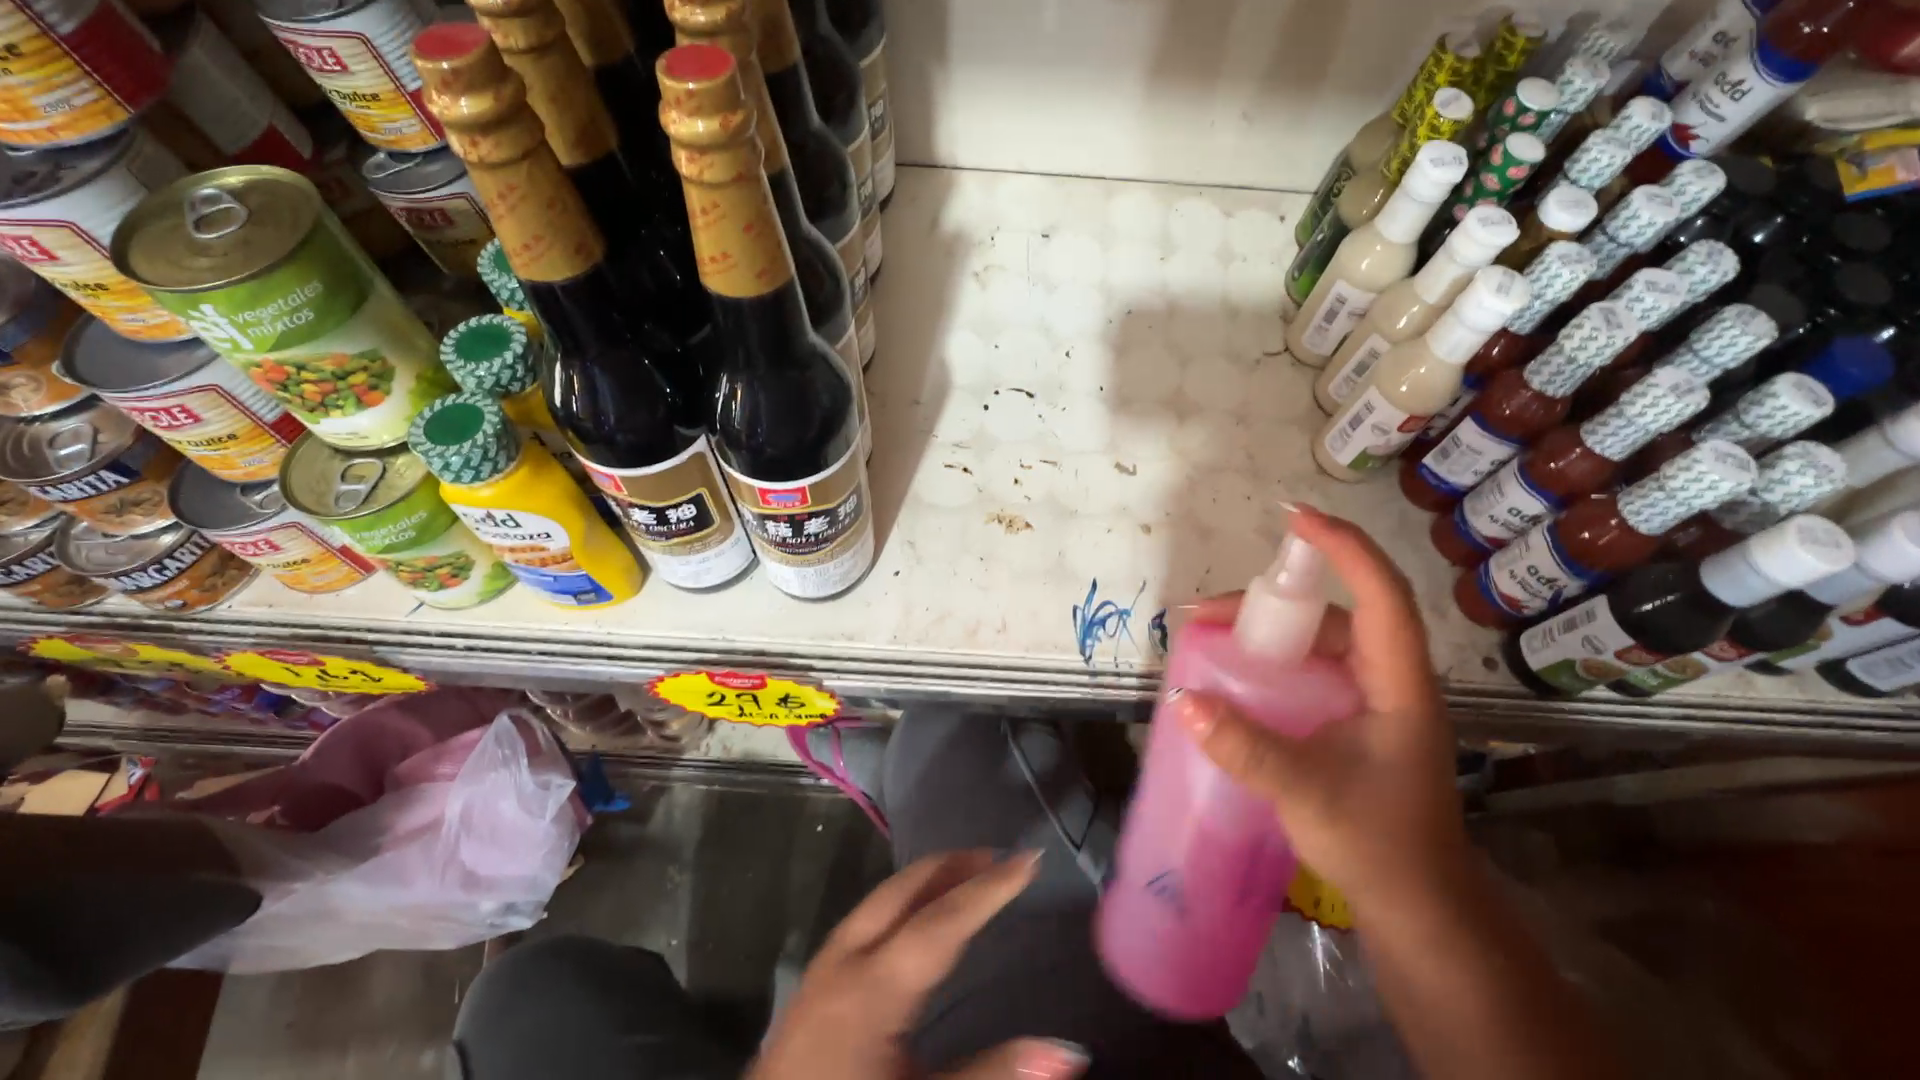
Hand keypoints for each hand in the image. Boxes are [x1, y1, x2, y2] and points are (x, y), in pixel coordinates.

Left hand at [749, 850, 1087, 1079]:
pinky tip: (916, 917)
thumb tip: (1066, 1052)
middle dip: (952, 865)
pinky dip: (901, 901)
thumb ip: (992, 1073)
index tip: (1028, 859)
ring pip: (878, 900)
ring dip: (925, 880)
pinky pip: (864, 918)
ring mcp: (822, 969)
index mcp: (873, 990)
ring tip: (967, 875)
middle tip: (999, 856)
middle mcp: (844, 963)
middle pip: (901, 892)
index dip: (988, 889)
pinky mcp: (814, 984)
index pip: (941, 921)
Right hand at [1171, 505, 1472, 914]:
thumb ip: (1245, 747)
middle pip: (1335, 615)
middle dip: (1270, 601)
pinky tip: (1234, 680)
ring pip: (1318, 645)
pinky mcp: (1354, 722)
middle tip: (1203, 612)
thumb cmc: (1377, 842)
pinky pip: (1309, 674)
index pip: (1380, 595)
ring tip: (1205, 641)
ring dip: (1265, 635)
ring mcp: (1371, 701)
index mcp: (1398, 684)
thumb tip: (1183, 701)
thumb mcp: (1306, 791)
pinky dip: (1270, 666)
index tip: (1293, 518)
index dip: (1342, 549)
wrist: (1415, 903)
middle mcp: (1388, 680)